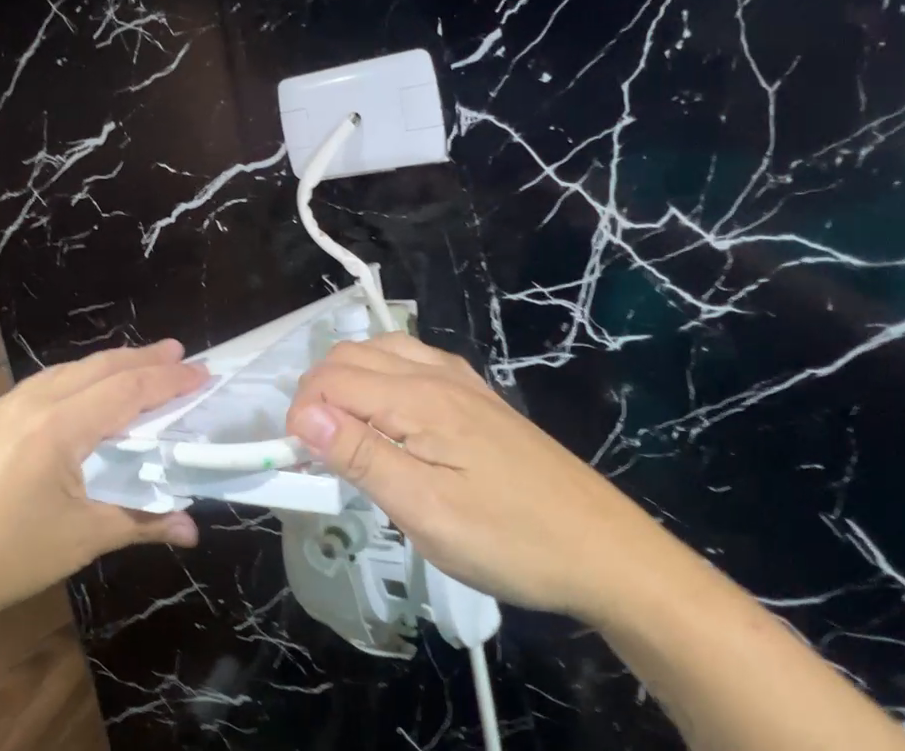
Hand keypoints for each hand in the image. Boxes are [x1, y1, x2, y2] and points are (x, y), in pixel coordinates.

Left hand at [0, 341, 206, 631]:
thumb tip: (191, 530)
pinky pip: (37, 388)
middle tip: (178, 354)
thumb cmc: (9, 556)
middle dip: (141, 359)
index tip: (203, 372)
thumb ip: (142, 522)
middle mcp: (29, 404)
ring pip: (64, 373)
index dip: (168, 381)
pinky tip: (77, 397)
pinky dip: (71, 382)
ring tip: (135, 369)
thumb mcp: (84, 538)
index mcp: (58, 426)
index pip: (127, 391)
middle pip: (97, 368)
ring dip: (105, 368)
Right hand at [286, 334, 672, 621]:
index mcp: (417, 398)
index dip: (300, 416)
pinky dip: (381, 379)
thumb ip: (359, 455)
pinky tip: (391, 420)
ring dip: (347, 382)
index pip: (329, 379)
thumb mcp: (425, 510)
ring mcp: (461, 382)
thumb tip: (301, 413)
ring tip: (346, 437)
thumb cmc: (509, 539)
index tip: (302, 464)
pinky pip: (412, 364)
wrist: (605, 552)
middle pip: (349, 355)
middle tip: (319, 455)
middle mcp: (436, 374)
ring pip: (379, 352)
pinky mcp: (478, 399)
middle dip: (316, 394)